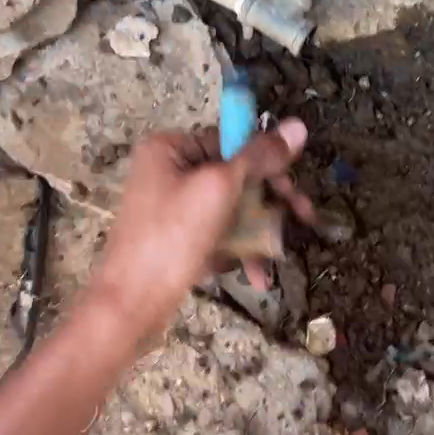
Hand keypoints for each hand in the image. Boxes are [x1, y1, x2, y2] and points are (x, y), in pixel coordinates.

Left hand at [86, 120, 310, 342]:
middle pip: (237, 176)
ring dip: (259, 231)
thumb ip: (260, 156)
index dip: (267, 163)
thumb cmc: (172, 237)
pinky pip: (218, 233)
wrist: (129, 308)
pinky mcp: (177, 239)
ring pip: (232, 208)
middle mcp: (169, 171)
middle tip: (304, 218)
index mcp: (171, 147)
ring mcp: (172, 207)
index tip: (293, 189)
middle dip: (270, 202)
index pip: (232, 141)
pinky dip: (238, 250)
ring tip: (280, 256)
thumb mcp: (220, 187)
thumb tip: (298, 126)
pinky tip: (255, 276)